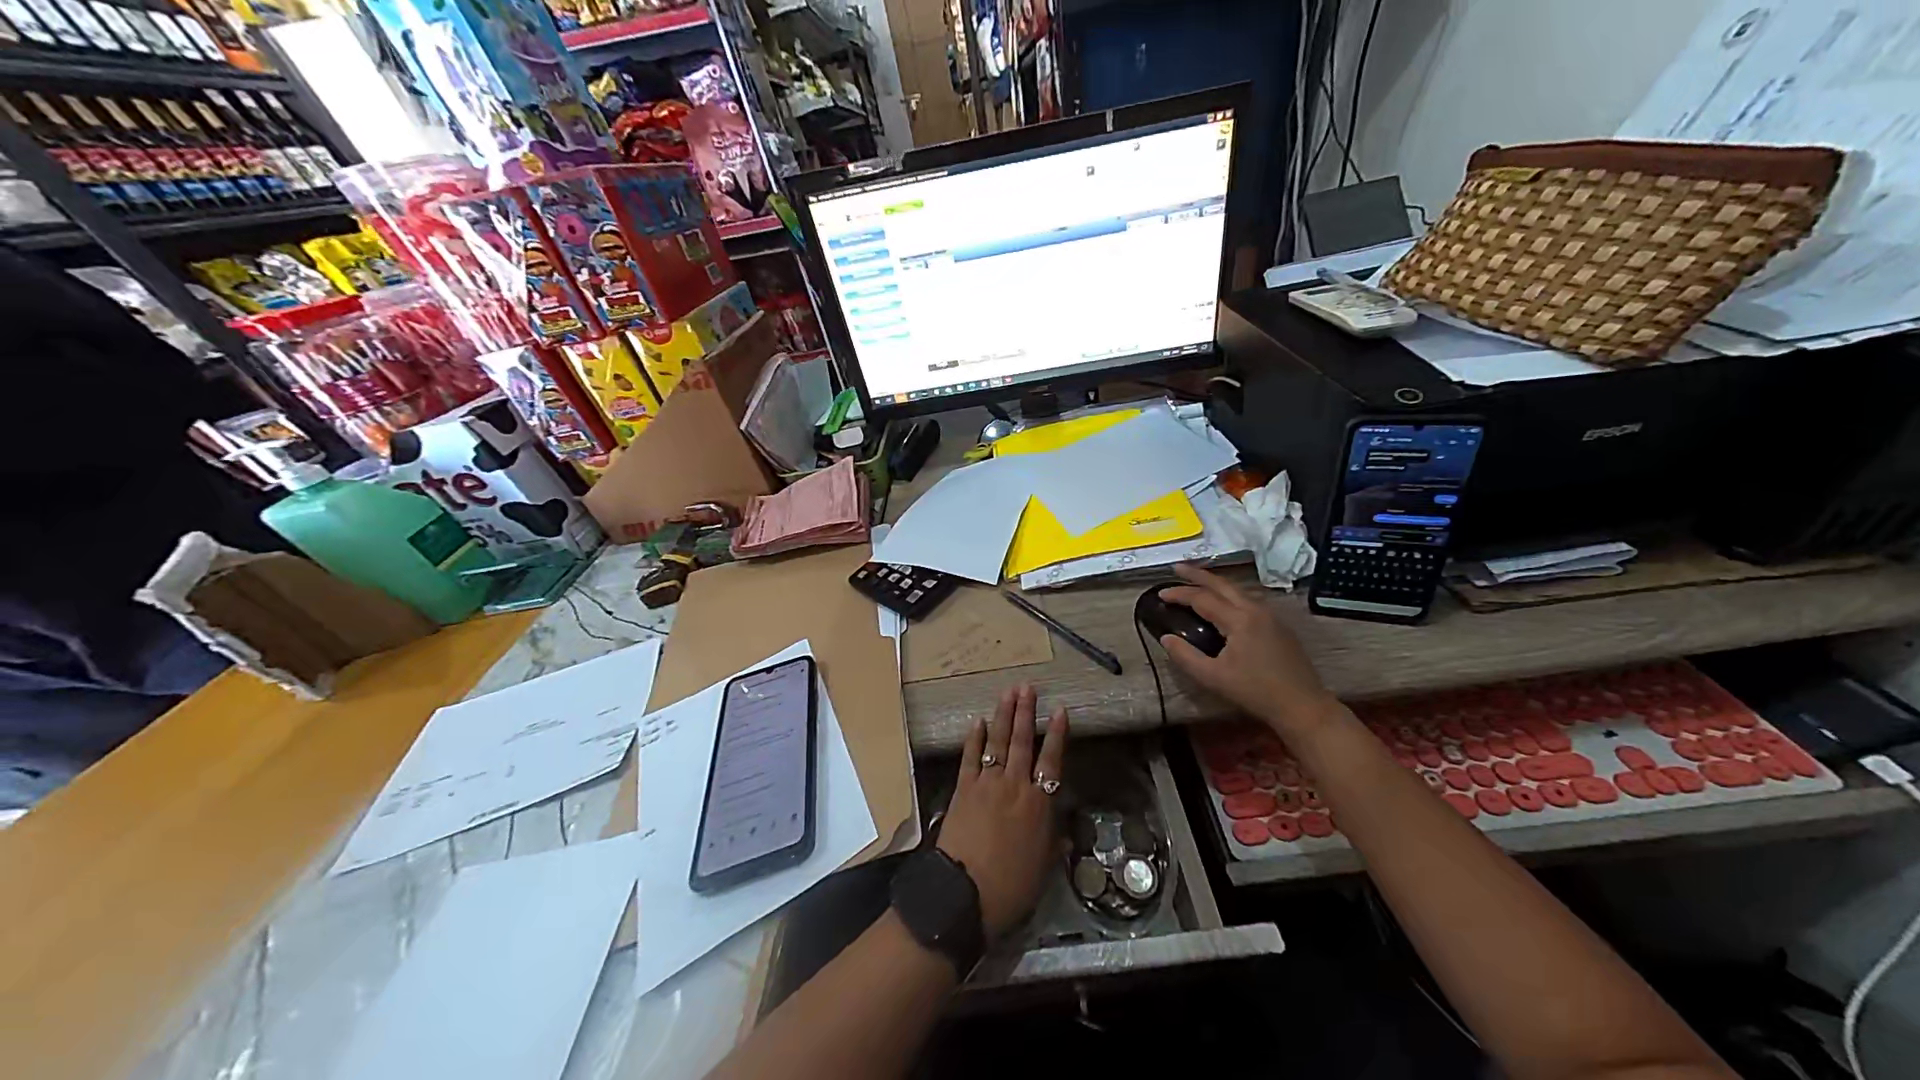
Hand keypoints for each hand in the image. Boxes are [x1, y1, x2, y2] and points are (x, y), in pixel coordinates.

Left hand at [939, 684, 1067, 942]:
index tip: (1060, 710)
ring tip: (1009, 693)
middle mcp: (1014, 786)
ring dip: (1004, 716)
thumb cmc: (1011, 887)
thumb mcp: (1042, 870)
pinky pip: (970, 757)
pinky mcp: (962, 789)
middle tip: (1028, 688)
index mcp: (1039, 805)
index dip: (1057, 735)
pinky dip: (974, 738)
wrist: (964, 894)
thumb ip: (1051, 846)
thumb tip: (1062, 836)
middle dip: (1026, 713)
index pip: (1051, 761)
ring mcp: (986, 784)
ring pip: (998, 742)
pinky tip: (978, 722)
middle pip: (1023, 742)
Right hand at [1156, 563, 1341, 738]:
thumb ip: (1185, 656)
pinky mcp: (1279, 626)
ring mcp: (1270, 616)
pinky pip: (1249, 600)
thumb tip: (1166, 638)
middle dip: (1198, 574)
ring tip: (1198, 582)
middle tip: (1177, 568)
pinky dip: (1230, 594)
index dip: (1179, 594)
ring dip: (1216, 583)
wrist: (1302, 705)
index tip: (1160, 594)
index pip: (1202, 598)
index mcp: (1239, 619)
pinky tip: (1225, 602)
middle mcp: (1256, 610)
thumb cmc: (1255, 691)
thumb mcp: (1213, 677)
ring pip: (1238, 590)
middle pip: (1223, 584)